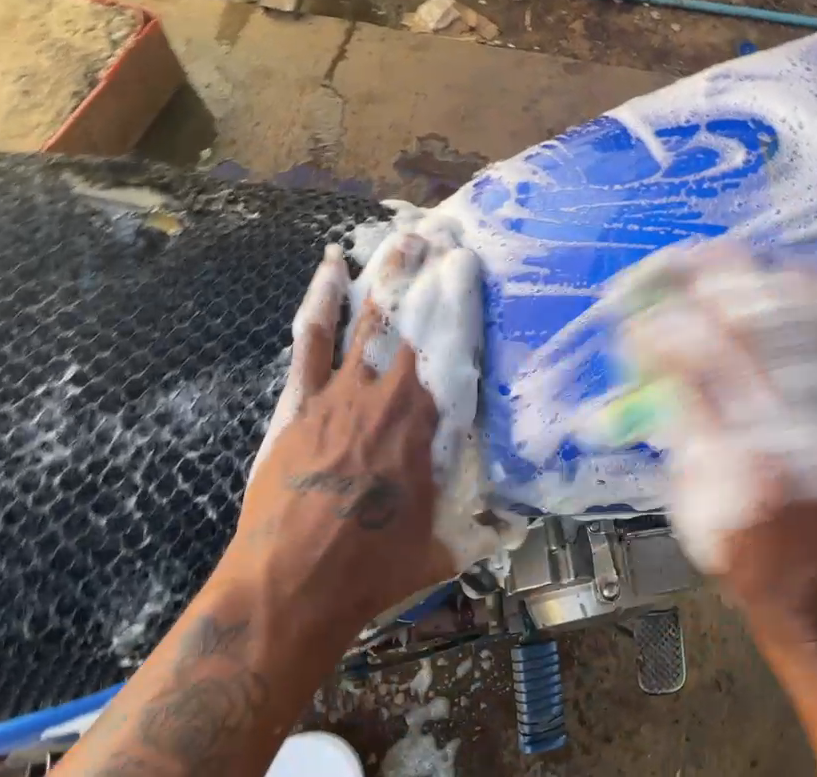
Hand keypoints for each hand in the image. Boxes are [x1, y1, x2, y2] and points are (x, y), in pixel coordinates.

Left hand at [228, 236, 456, 626]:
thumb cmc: (374, 570)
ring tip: (403, 235)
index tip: (468, 259)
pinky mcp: (300, 401)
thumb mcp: (445, 550)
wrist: (290, 587)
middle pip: (414, 318)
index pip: (454, 345)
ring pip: (369, 316)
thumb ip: (489, 527)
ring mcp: (340, 391)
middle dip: (429, 271)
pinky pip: (312, 337)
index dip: (461, 298)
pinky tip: (329, 265)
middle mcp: (389, 392)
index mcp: (430, 422)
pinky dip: (321, 298)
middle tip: (442, 229)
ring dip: (386, 273)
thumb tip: (526, 520)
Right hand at [613, 242, 816, 639]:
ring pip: (800, 327)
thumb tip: (661, 365)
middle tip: (678, 261)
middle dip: (706, 286)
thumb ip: (681, 435)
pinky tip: (800, 265)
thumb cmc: (747, 558)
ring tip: (723, 250)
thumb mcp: (692, 510)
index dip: (663, 335)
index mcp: (744, 465)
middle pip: (749, 336)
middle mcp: (799, 435)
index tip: (639, 319)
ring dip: (757, 279)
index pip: (697, 375)